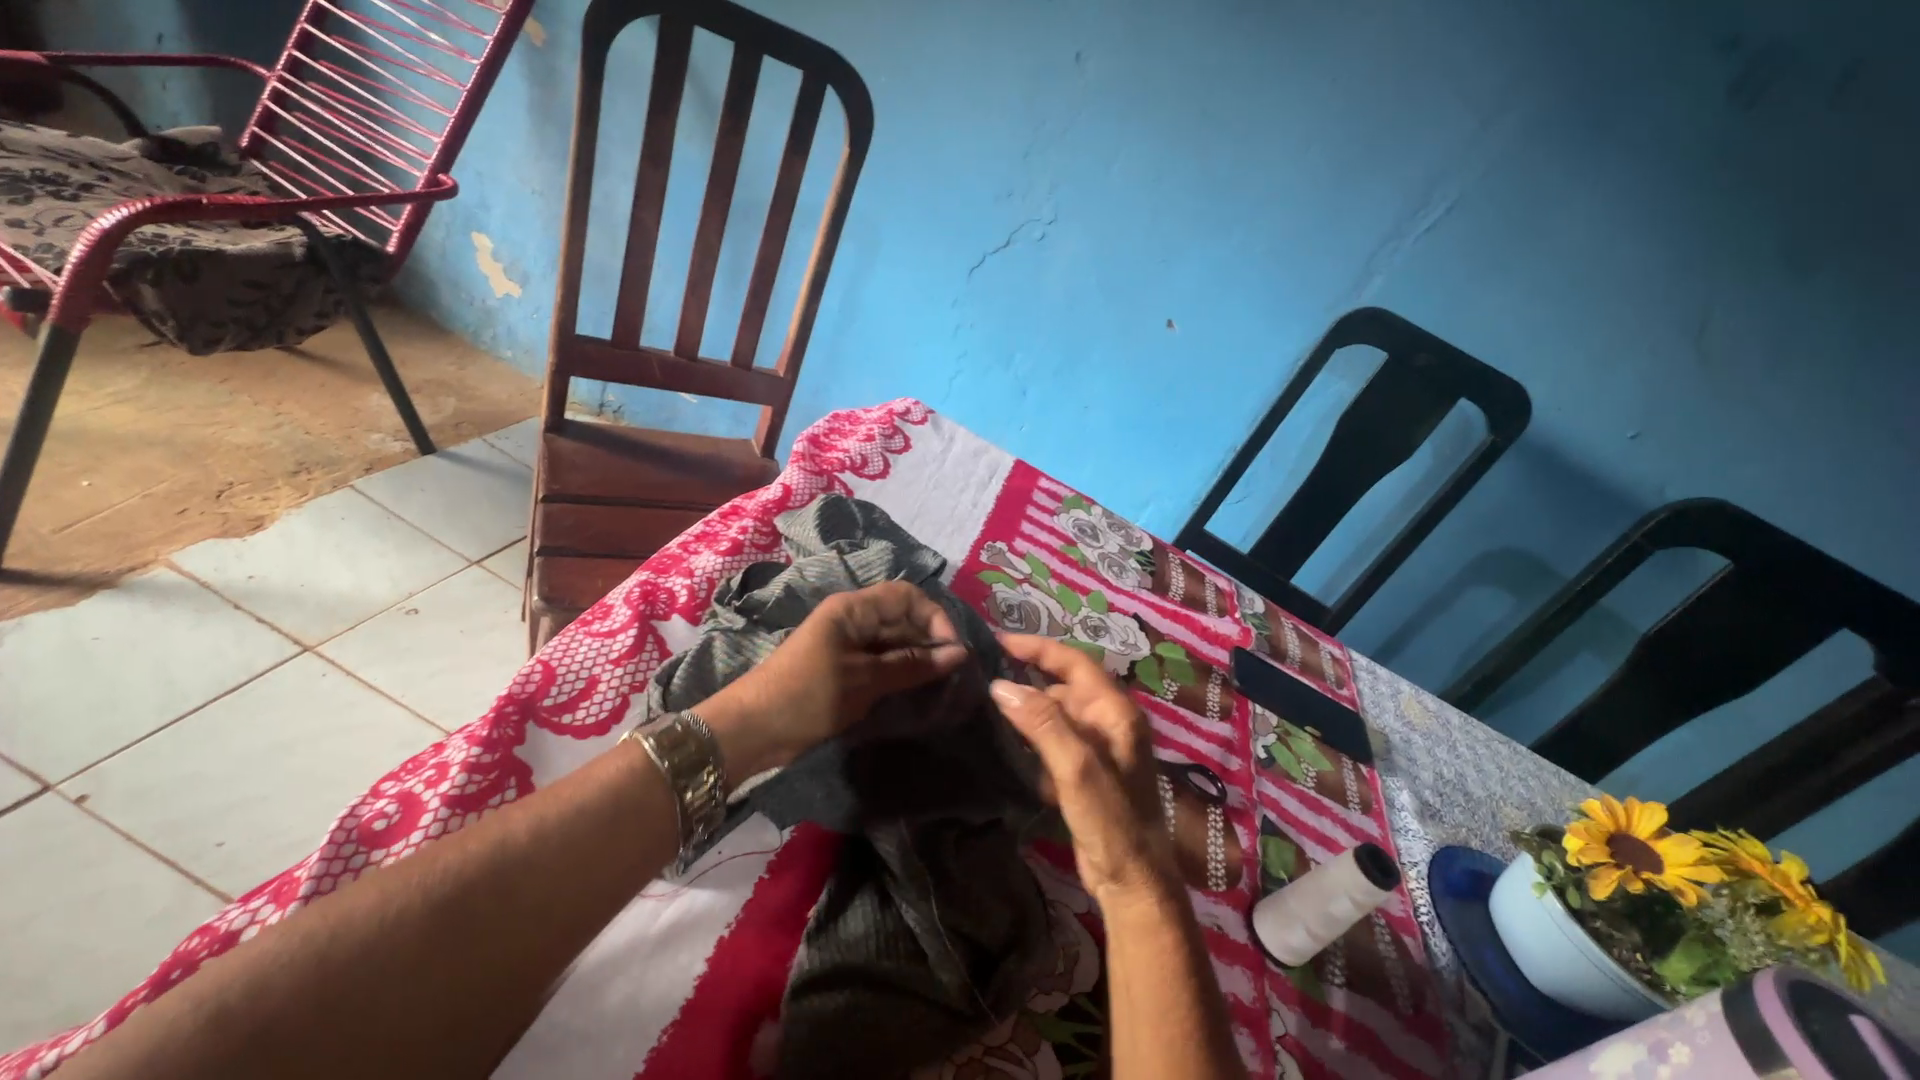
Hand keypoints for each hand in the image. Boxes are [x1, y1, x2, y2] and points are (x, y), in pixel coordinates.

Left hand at [697, 581, 968, 782]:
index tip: (953, 652)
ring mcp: (847, 646)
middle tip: (954, 675)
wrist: (754, 730)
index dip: (935, 617)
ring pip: (895, 643)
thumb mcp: (864, 680)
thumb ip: (912, 665)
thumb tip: (960, 653)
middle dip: (931, 641)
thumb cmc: (808, 696)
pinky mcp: (844, 671)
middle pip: (903, 618)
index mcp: (853, 609)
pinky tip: (916, 693)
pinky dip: (901, 674)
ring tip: (941, 686)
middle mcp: (852, 620)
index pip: (907, 595)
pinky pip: (882, 663)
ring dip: (918, 660)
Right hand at [988, 633, 1178, 909]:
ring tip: (984, 705)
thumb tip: (1000, 686)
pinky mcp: (1085, 776)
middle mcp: (1111, 725)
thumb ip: (1043, 724)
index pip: (1075, 663)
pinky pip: (1054, 744)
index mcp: (1117, 713)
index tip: (998, 641)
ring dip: (1027, 709)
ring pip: (1057, 716)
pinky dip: (1031, 738)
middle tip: (984, 675)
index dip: (1038, 648)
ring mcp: (1099, 751)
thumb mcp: (1077, 770)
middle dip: (1028, 678)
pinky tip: (1004, 743)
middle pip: (1064, 687)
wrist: (1133, 882)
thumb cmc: (1113, 822)